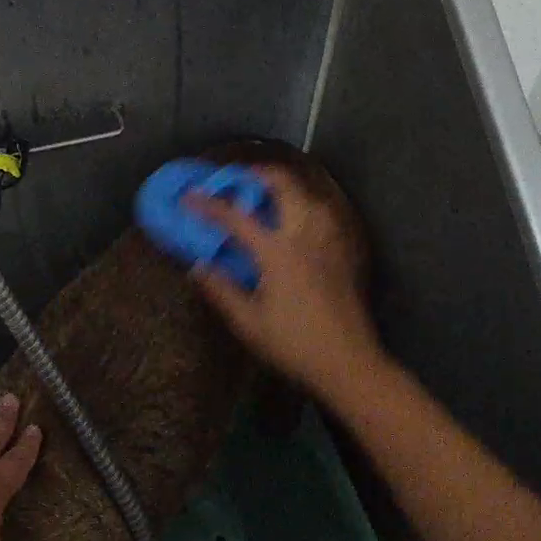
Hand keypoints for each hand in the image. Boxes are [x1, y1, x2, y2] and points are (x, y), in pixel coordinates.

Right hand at [184, 160, 385, 396]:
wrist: (350, 366)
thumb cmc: (295, 344)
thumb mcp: (248, 323)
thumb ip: (221, 290)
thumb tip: (197, 267)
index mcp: (276, 252)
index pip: (235, 217)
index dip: (209, 204)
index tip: (189, 196)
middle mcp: (304, 238)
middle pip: (284, 187)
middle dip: (258, 174)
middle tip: (238, 178)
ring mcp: (328, 244)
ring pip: (310, 197)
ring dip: (287, 188)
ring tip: (269, 195)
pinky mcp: (343, 256)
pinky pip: (326, 217)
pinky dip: (308, 208)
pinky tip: (300, 222)